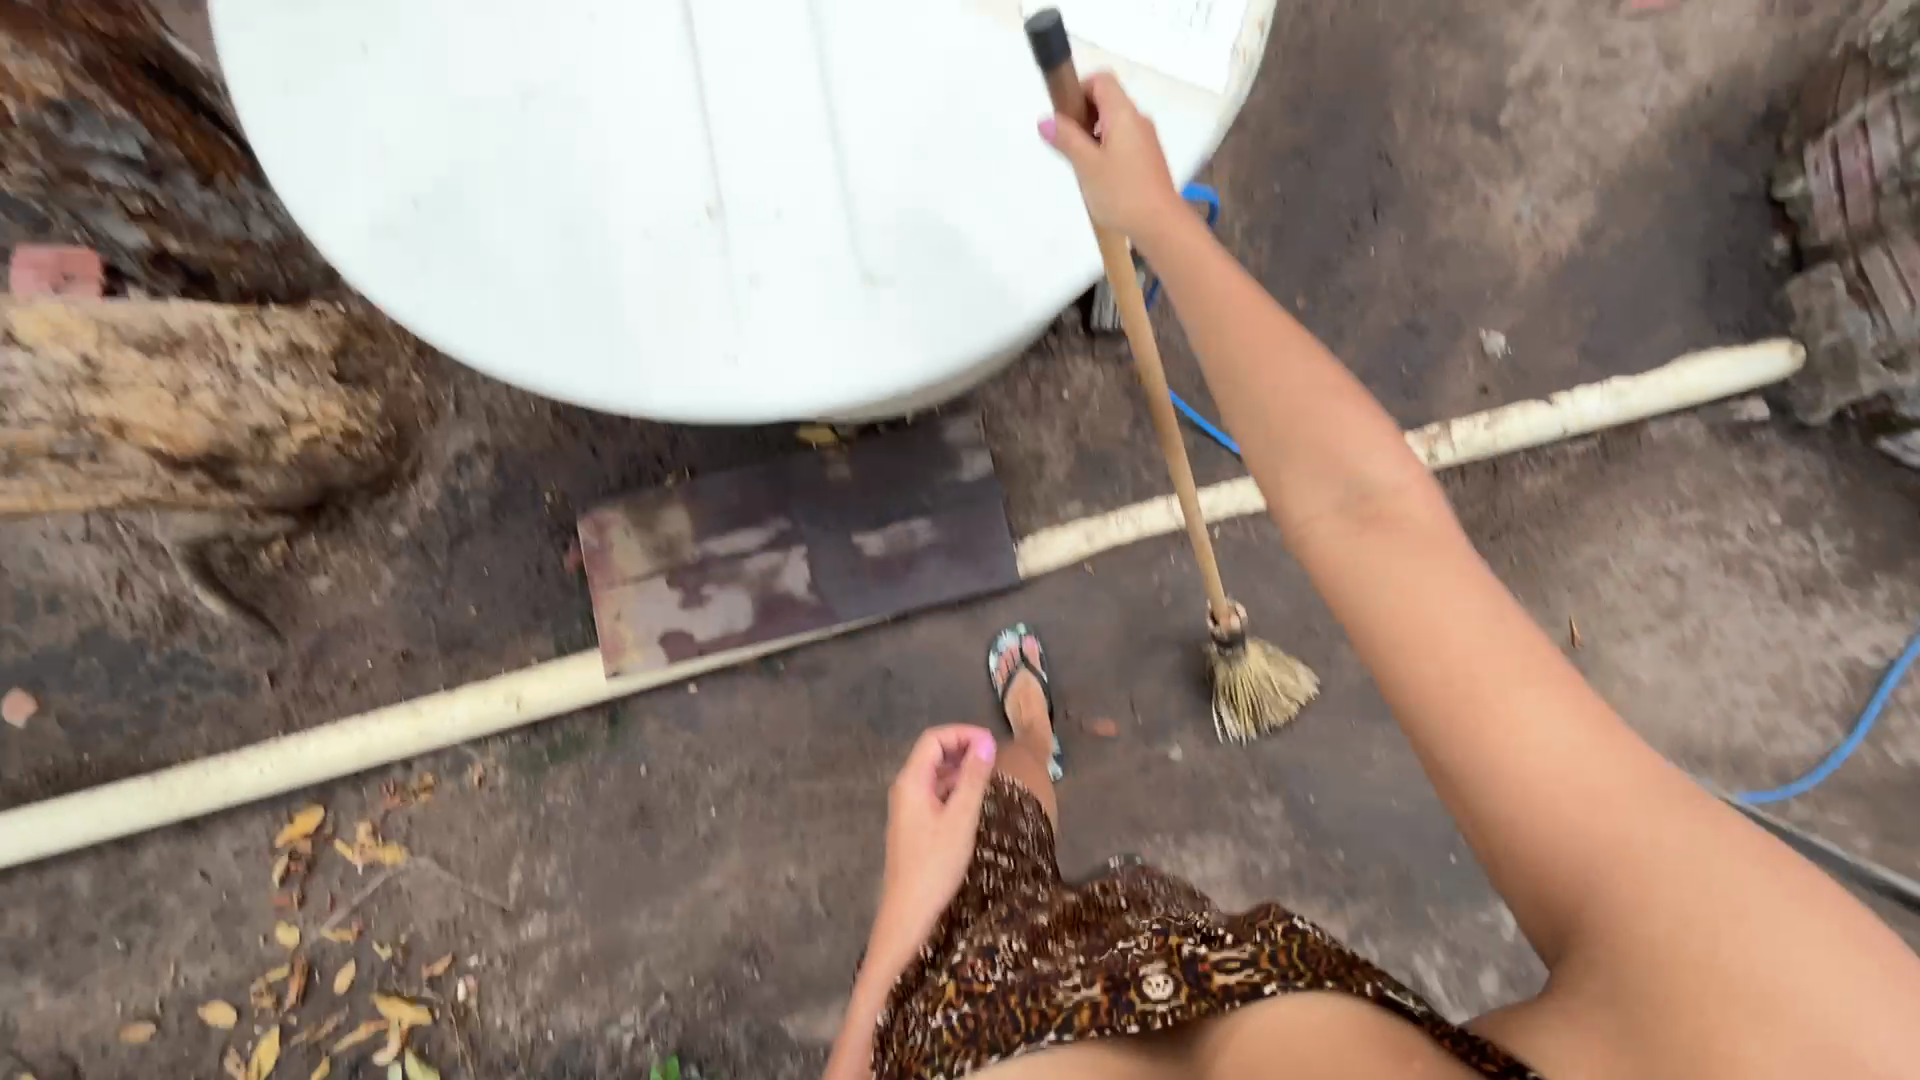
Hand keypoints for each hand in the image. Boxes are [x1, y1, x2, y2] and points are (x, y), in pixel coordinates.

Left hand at [867, 725, 997, 971]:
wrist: (909, 913)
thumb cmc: (935, 864)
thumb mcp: (960, 819)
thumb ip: (973, 779)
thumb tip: (986, 742)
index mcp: (911, 781)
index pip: (934, 739)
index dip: (962, 734)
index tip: (991, 743)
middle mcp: (906, 788)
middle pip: (933, 753)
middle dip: (963, 748)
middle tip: (995, 757)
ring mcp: (908, 807)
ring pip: (935, 774)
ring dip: (961, 769)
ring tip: (990, 776)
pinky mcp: (915, 824)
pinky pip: (936, 793)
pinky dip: (955, 788)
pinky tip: (974, 800)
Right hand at [1039, 73, 1184, 238]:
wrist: (1159, 224)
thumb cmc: (1121, 193)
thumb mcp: (1086, 166)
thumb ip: (1066, 139)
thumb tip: (1046, 120)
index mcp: (1124, 113)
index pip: (1101, 80)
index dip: (1079, 90)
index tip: (1064, 117)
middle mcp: (1138, 119)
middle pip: (1107, 101)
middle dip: (1083, 117)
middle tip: (1069, 145)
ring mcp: (1146, 140)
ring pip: (1115, 124)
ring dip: (1093, 137)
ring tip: (1082, 166)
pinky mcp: (1148, 159)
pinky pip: (1123, 142)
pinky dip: (1107, 150)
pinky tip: (1099, 178)